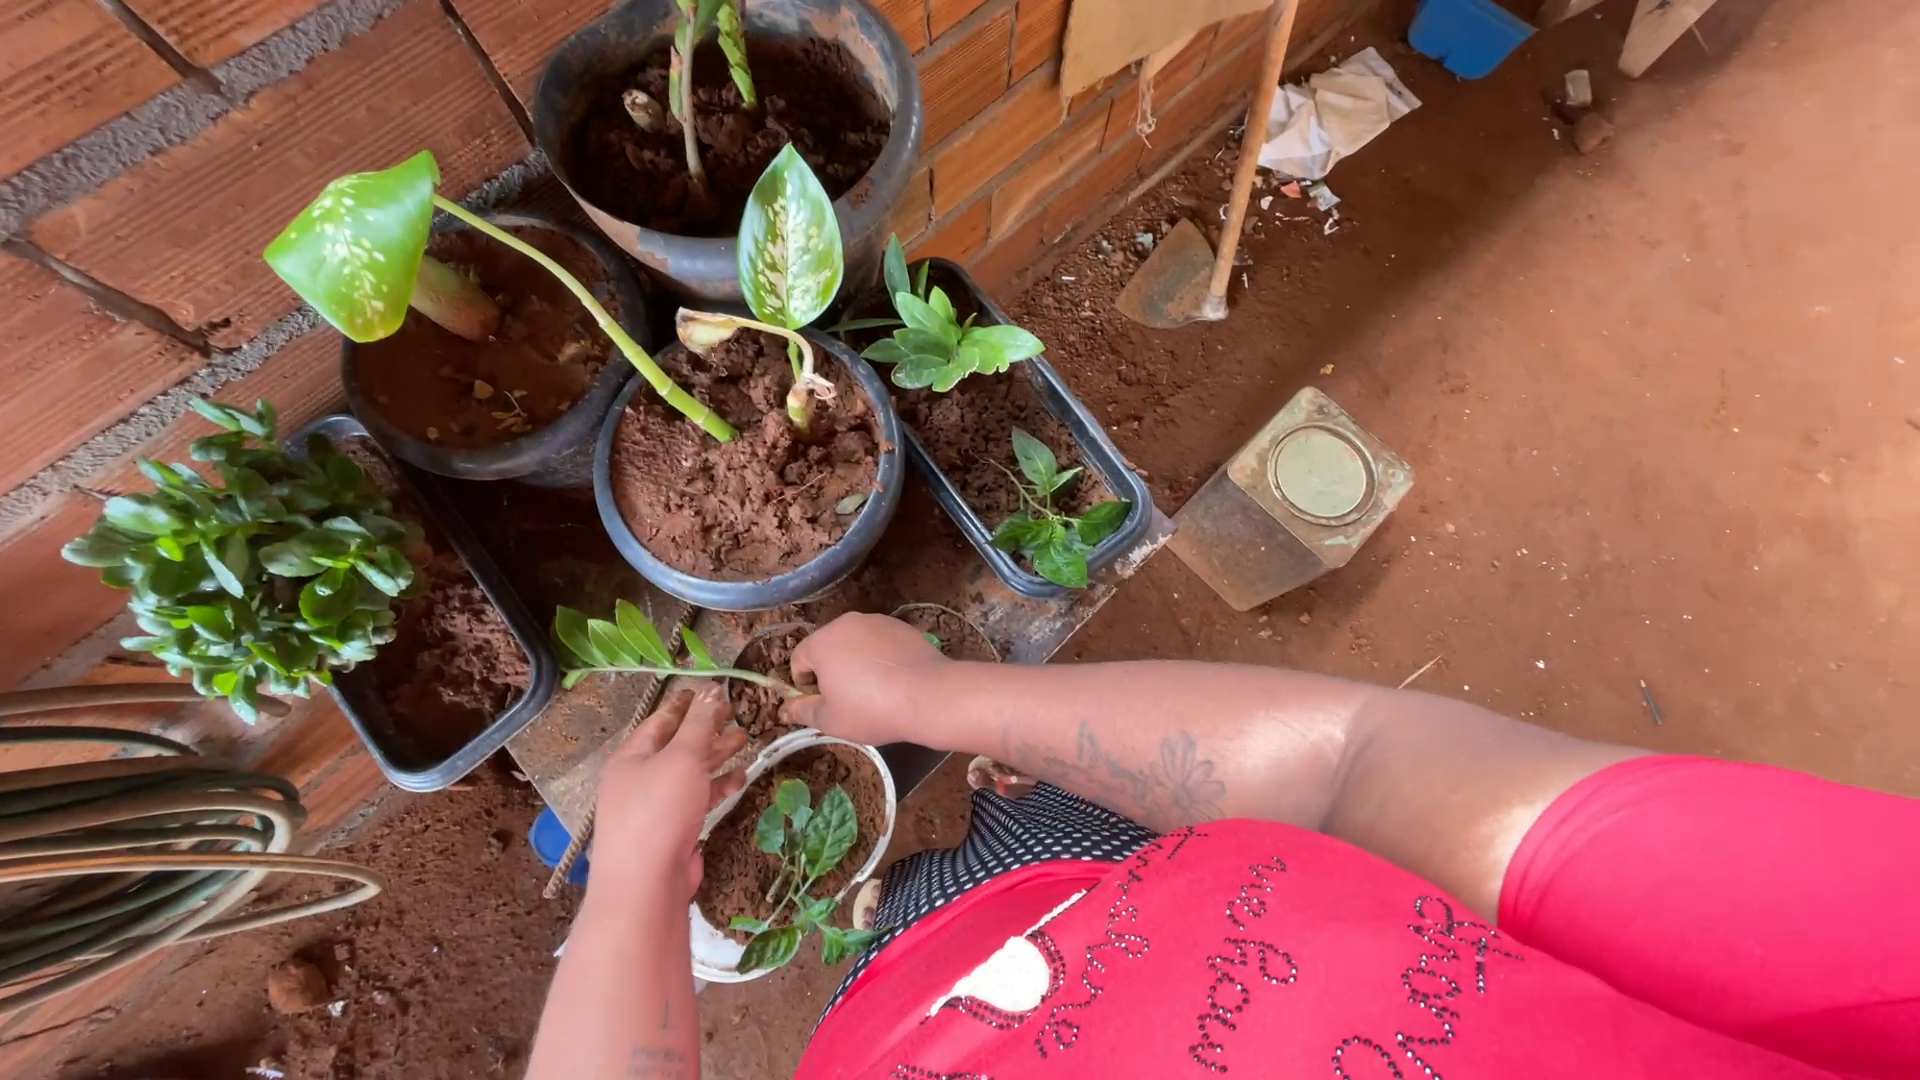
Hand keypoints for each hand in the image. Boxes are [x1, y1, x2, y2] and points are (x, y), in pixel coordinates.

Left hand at [590, 686, 747, 901]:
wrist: (645, 885)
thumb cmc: (659, 811)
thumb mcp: (682, 758)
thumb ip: (700, 724)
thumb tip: (712, 690)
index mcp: (631, 757)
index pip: (660, 721)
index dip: (685, 704)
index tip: (708, 690)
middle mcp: (639, 780)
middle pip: (676, 746)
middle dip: (706, 730)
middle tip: (735, 714)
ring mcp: (655, 808)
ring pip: (689, 773)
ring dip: (716, 756)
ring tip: (744, 740)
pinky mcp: (672, 832)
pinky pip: (697, 799)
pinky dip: (718, 786)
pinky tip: (740, 777)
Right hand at [779, 612, 948, 744]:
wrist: (928, 695)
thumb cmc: (870, 709)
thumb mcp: (830, 720)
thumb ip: (803, 710)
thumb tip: (787, 708)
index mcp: (822, 640)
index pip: (799, 659)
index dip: (805, 685)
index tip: (823, 704)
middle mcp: (847, 622)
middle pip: (828, 647)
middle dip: (831, 671)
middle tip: (848, 700)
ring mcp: (878, 621)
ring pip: (855, 644)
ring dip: (856, 663)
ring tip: (874, 691)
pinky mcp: (902, 626)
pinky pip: (880, 643)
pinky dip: (880, 658)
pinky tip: (894, 680)